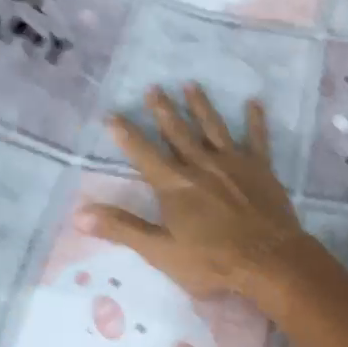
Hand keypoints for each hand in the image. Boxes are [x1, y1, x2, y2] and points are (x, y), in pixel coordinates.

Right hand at [80, 83, 306, 299]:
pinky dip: (255, 120)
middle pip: (178, 132)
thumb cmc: (211, 261)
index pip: (144, 154)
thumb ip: (122, 228)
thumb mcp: (160, 252)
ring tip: (191, 85)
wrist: (267, 260)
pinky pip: (257, 138)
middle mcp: (201, 165)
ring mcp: (233, 163)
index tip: (112, 114)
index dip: (126, 135)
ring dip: (201, 106)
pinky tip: (254, 102)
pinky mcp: (260, 168)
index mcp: (175, 185)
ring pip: (213, 127)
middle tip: (153, 87)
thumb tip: (79, 213)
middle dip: (163, 110)